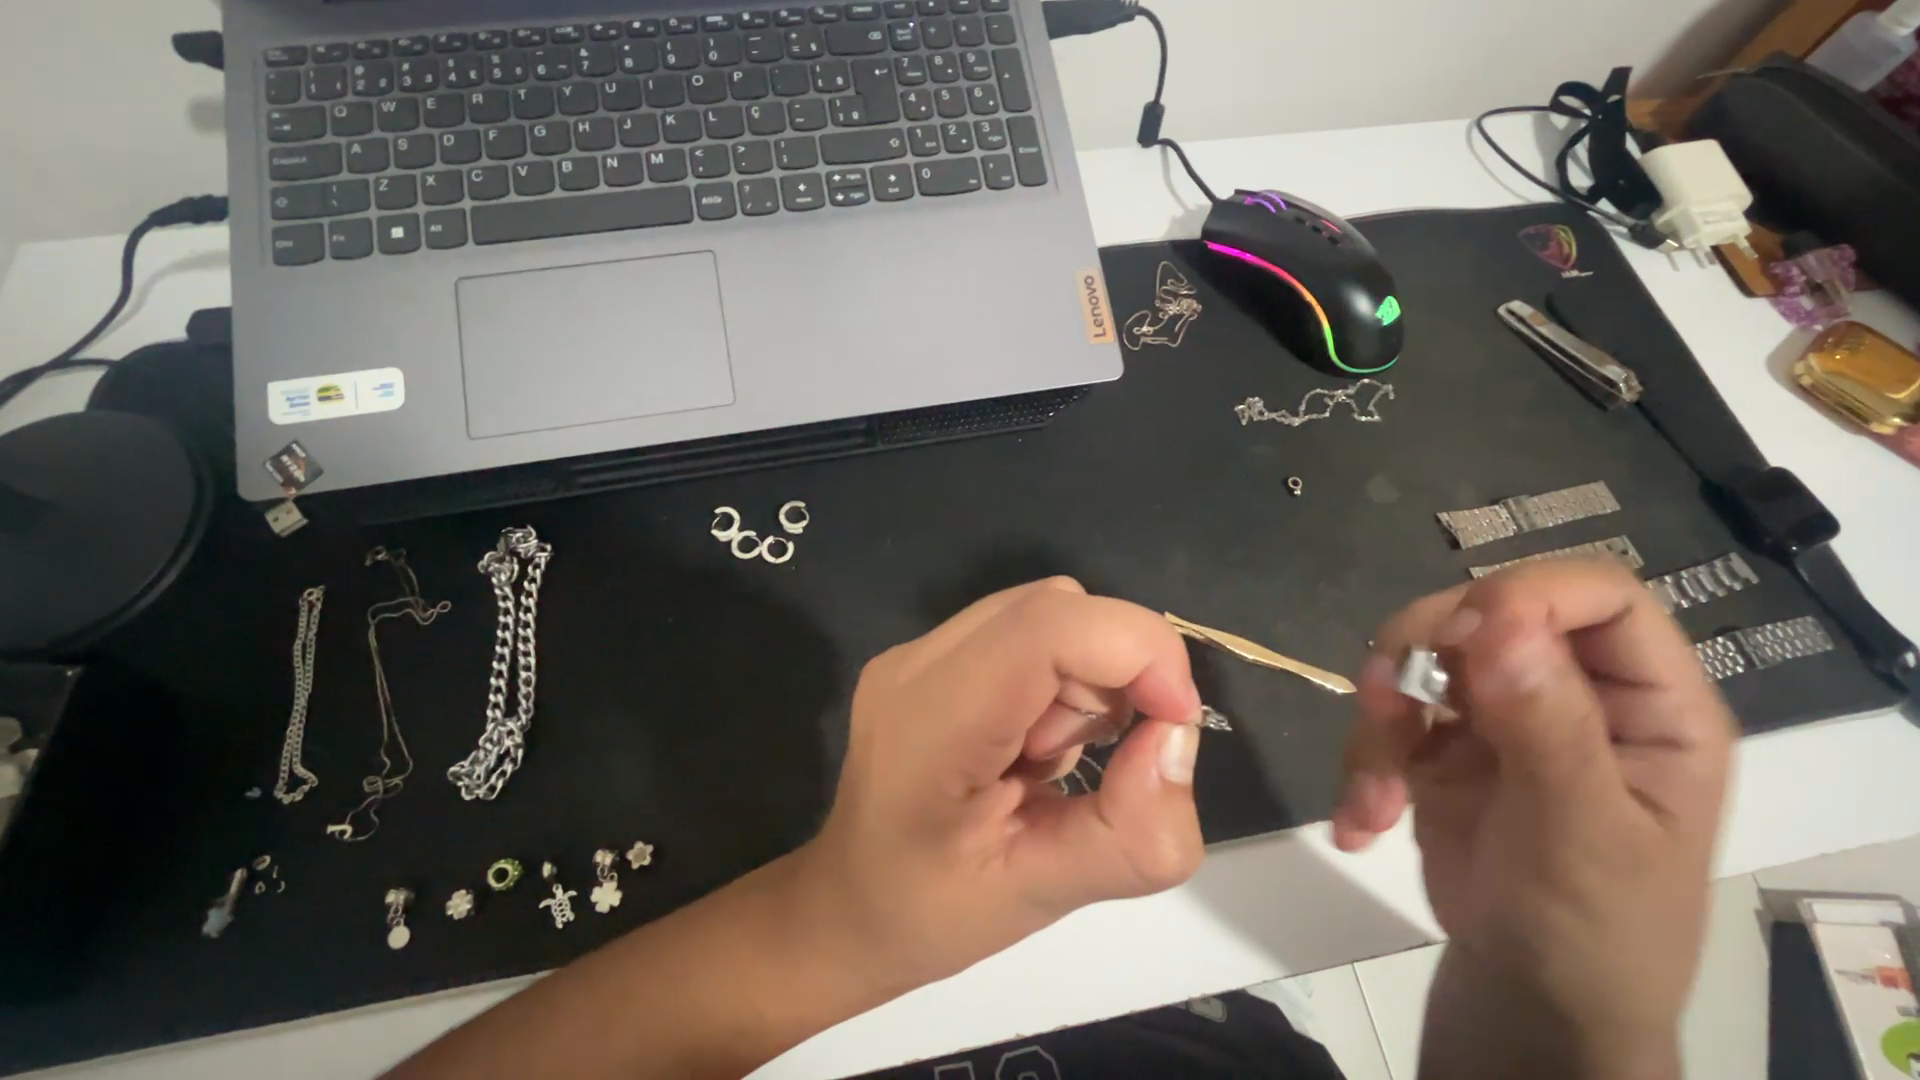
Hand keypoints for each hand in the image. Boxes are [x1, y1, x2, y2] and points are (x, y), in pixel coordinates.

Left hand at [792, 577, 1206, 993]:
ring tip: (1047, 761)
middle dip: (1110, 678)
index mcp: (929, 721)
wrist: (848, 902)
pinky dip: (1060, 677)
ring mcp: (918, 651)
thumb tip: (1177, 740)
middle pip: (1056, 610)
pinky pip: (1027, 632)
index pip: (1047, 626)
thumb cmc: (928, 912)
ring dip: (1084, 681)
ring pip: (1048, 614)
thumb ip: (1128, 834)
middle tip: (1084, 762)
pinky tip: (1030, 743)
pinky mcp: (932, 654)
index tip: (1176, 721)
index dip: (1136, 650)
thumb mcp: (1039, 897)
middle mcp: (917, 662)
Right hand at [1333, 560, 1735, 1074]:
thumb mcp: (1582, 835)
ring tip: (1372, 796)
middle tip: (1384, 701)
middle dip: (1420, 653)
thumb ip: (1547, 728)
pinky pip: (1384, 720)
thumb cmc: (1593, 929)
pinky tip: (1362, 820)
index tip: (1459, 638)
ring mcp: (1500, 717)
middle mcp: (1570, 693)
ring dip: (1379, 722)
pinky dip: (1362, 765)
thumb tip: (1498, 621)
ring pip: (1417, 661)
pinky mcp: (1440, 747)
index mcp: (1647, 704)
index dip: (1526, 598)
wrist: (1529, 998)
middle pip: (1485, 612)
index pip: (1596, 596)